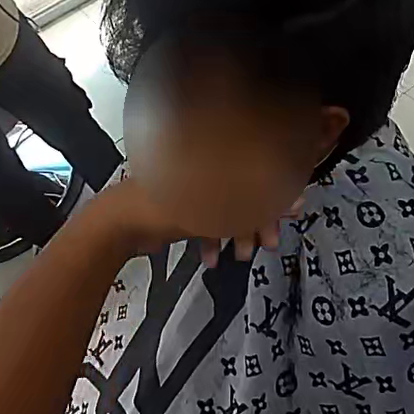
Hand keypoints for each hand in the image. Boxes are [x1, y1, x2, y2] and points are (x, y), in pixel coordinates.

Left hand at [81, 177, 300, 264]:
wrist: (117, 224)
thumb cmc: (168, 207)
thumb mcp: (220, 207)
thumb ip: (259, 203)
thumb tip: (295, 199)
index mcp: (214, 156)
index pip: (257, 166)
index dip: (277, 190)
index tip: (292, 208)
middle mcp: (201, 163)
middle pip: (242, 188)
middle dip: (257, 218)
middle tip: (269, 241)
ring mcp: (186, 182)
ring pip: (222, 204)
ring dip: (235, 231)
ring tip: (243, 255)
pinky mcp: (174, 201)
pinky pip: (201, 215)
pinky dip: (210, 235)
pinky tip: (212, 257)